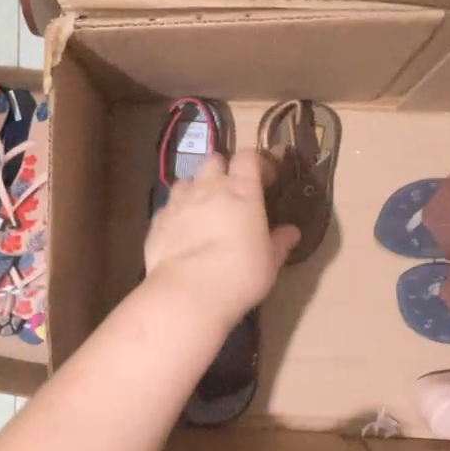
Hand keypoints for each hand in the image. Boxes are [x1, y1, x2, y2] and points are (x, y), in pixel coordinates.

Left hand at [144, 151, 299, 326]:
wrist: (189, 293)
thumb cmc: (239, 274)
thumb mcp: (269, 262)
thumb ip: (279, 243)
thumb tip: (292, 232)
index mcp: (242, 191)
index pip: (248, 157)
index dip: (257, 163)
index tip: (264, 178)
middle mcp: (209, 188)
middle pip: (214, 160)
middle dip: (222, 170)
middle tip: (230, 192)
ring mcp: (179, 202)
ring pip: (187, 180)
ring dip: (196, 188)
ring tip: (202, 209)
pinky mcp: (158, 220)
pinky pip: (168, 206)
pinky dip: (176, 212)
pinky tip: (181, 231)